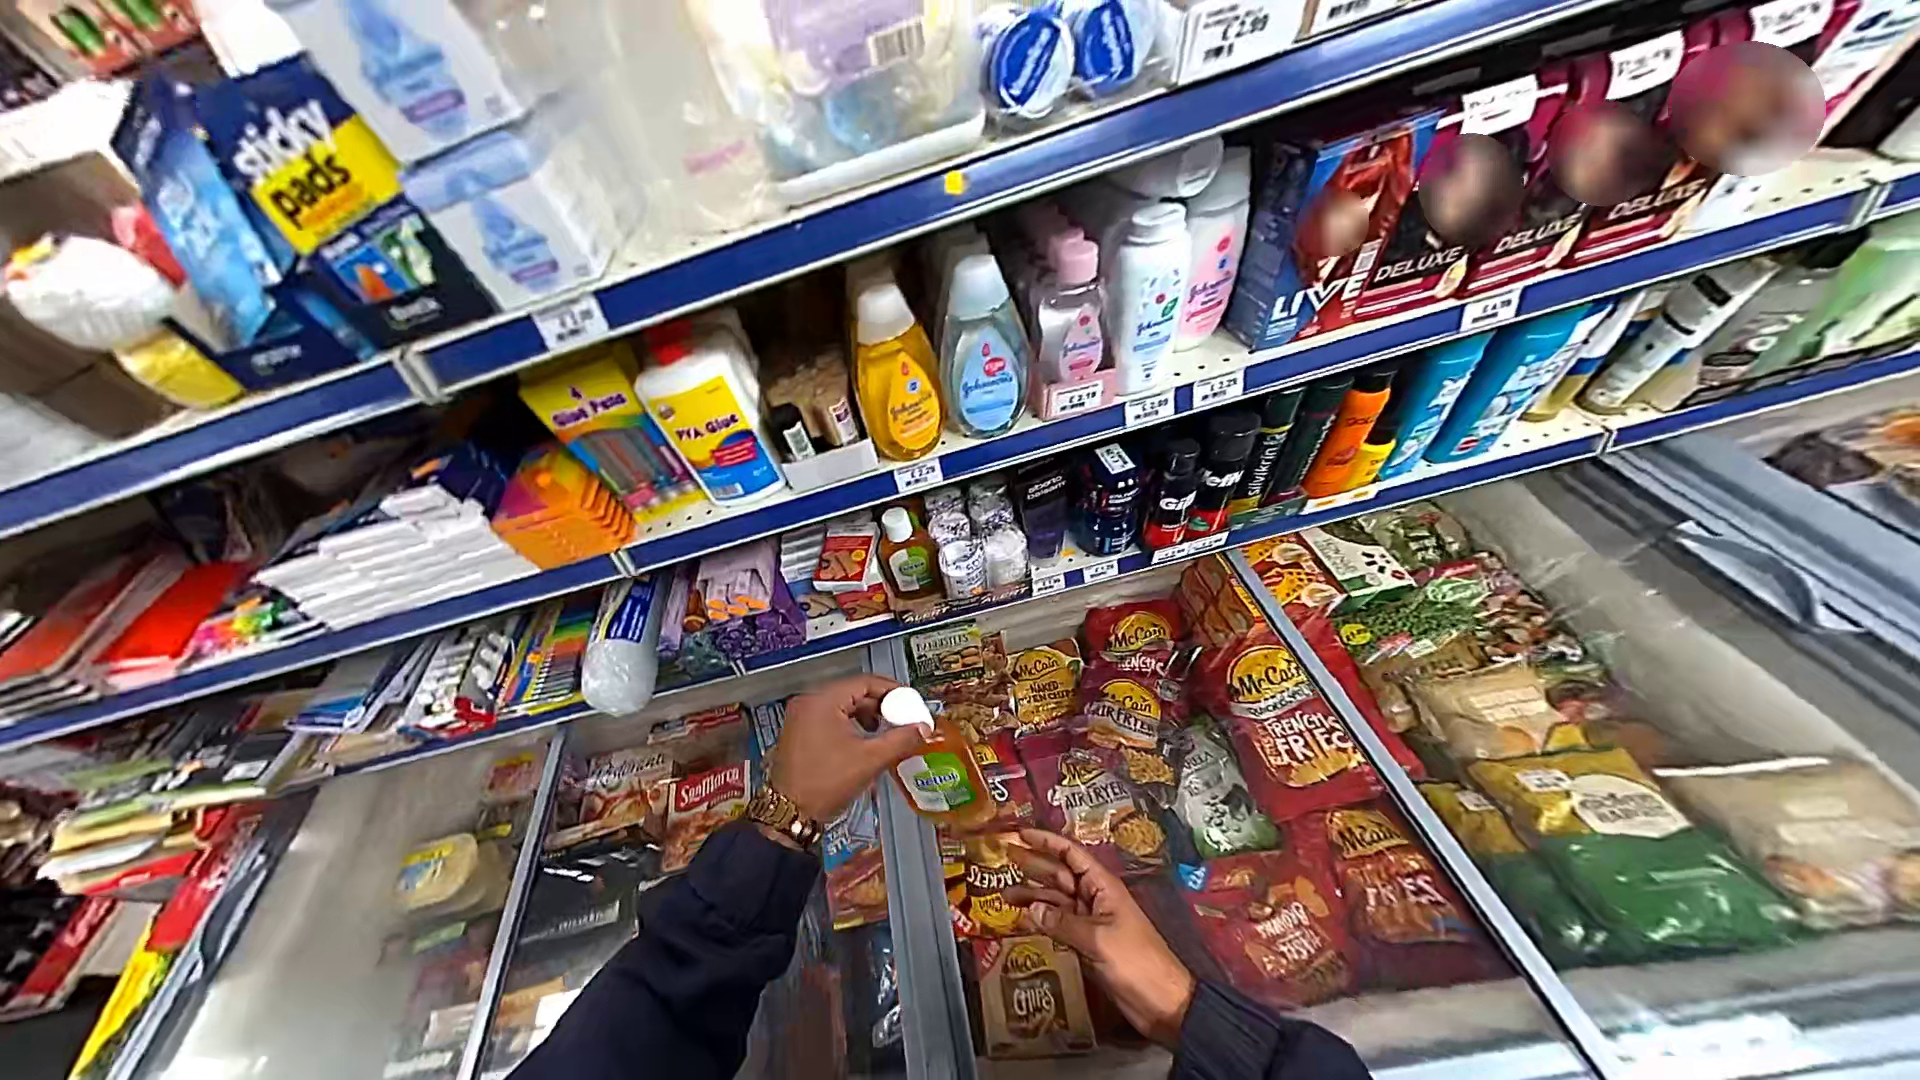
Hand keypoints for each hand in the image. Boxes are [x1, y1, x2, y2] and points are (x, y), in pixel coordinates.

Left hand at [766, 674, 929, 824]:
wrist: (789, 814)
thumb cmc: (827, 782)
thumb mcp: (869, 759)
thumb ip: (900, 739)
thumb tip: (923, 728)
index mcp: (823, 700)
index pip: (865, 682)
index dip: (891, 690)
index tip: (910, 701)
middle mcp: (808, 700)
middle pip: (852, 691)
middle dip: (879, 704)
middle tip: (900, 717)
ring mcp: (800, 715)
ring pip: (841, 704)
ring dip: (865, 714)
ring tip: (884, 730)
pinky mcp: (797, 730)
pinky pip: (829, 716)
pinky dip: (848, 722)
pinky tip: (862, 739)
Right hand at [1005, 828, 1194, 1047]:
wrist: (1163, 1003)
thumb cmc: (1135, 961)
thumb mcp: (1097, 939)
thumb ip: (1061, 923)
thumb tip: (1029, 910)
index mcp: (1102, 885)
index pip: (1070, 853)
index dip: (1046, 841)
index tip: (1021, 834)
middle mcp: (1093, 896)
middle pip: (1058, 874)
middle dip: (1032, 866)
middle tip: (1003, 861)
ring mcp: (1090, 919)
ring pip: (1055, 900)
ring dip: (1032, 896)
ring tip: (1004, 896)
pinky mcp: (1087, 942)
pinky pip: (1058, 924)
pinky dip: (1041, 921)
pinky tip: (1022, 921)